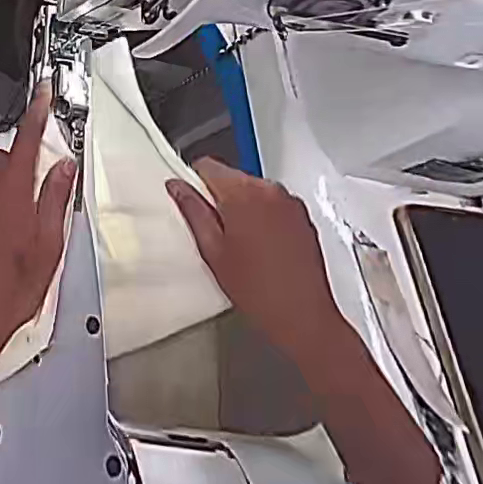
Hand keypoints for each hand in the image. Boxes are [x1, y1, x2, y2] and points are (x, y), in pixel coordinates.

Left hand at [0, 86, 76, 401]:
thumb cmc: (5, 292)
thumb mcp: (48, 247)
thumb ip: (56, 197)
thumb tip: (64, 168)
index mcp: (11, 189)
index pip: (27, 136)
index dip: (38, 110)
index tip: (43, 93)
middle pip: (10, 157)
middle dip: (25, 173)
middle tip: (34, 209)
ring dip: (3, 187)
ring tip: (10, 229)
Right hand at [167, 158, 349, 362]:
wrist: (304, 318)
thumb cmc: (260, 291)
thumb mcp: (213, 250)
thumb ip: (192, 211)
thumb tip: (178, 187)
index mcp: (243, 193)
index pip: (207, 165)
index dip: (195, 182)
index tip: (192, 201)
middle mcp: (269, 189)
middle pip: (231, 176)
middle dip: (220, 199)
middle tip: (217, 235)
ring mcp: (289, 201)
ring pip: (252, 189)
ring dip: (243, 207)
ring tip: (242, 246)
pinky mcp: (302, 214)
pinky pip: (273, 202)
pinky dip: (264, 216)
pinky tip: (262, 248)